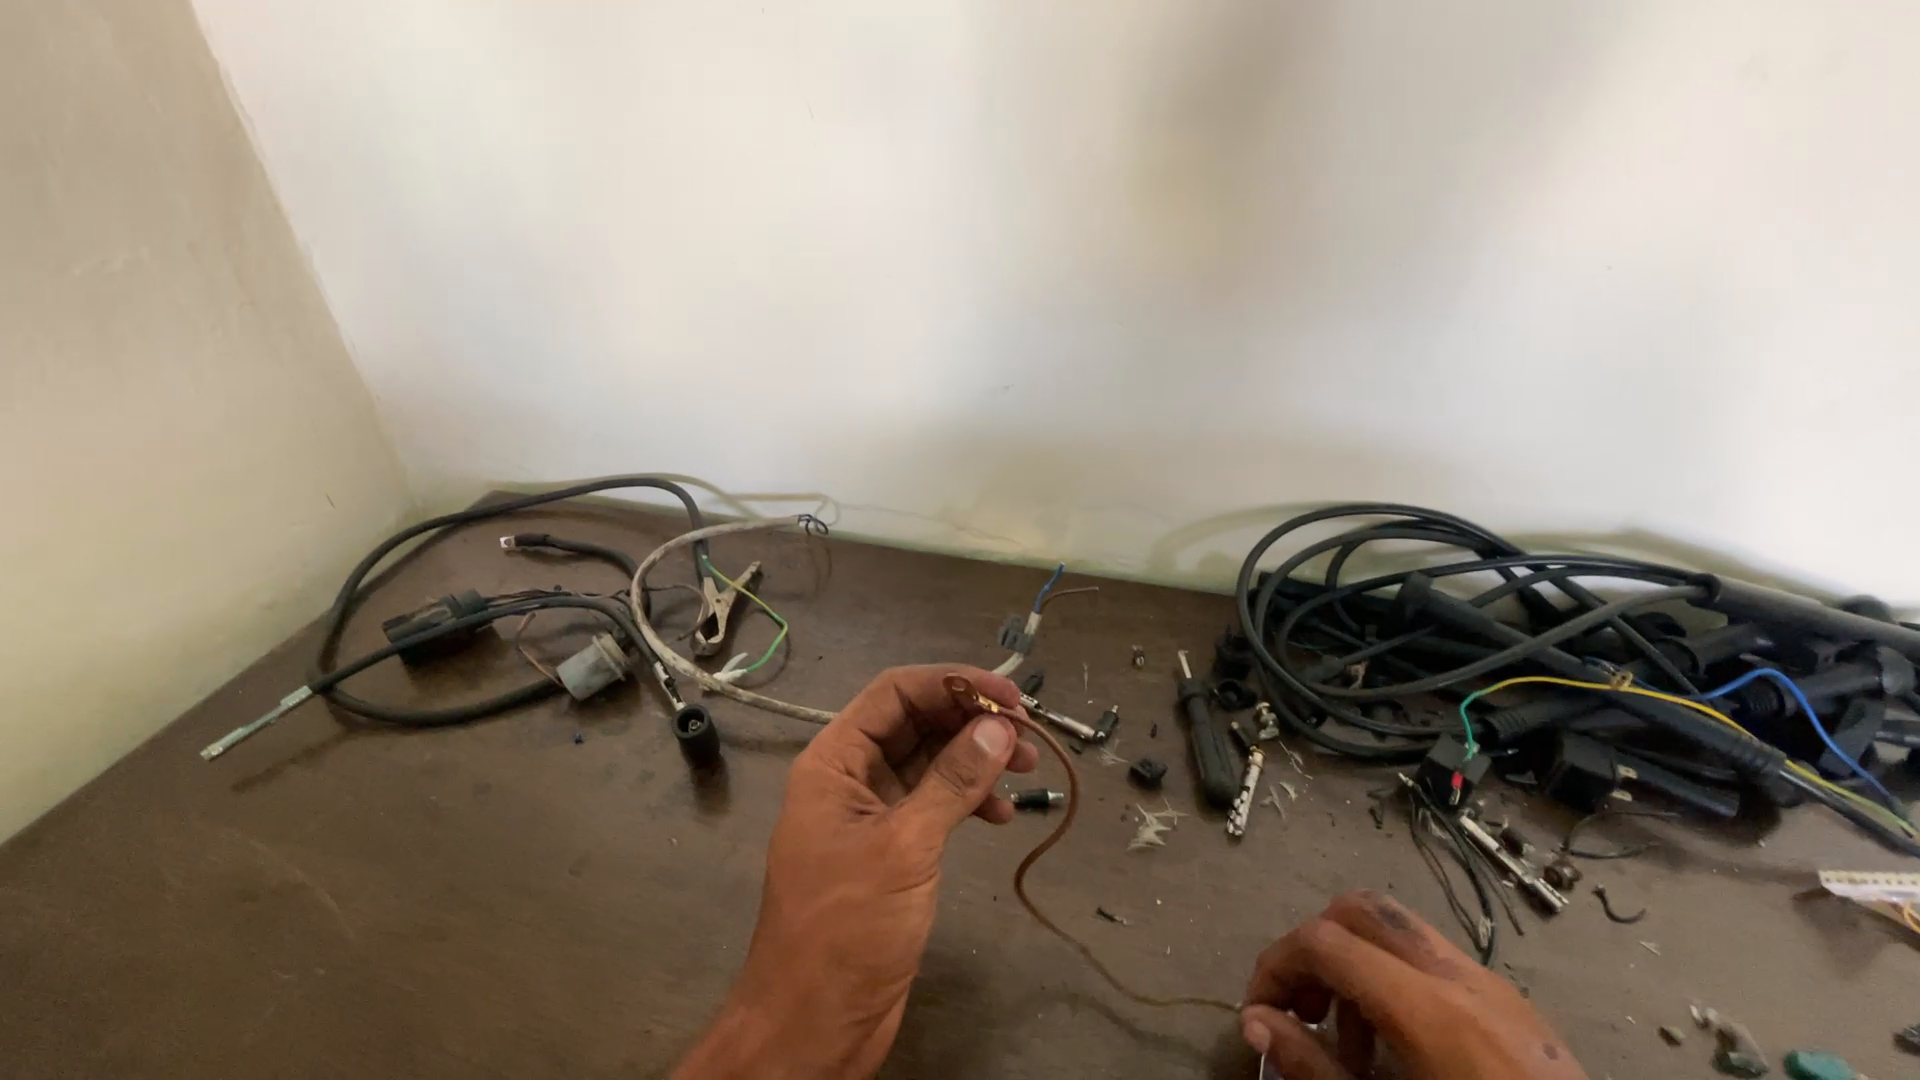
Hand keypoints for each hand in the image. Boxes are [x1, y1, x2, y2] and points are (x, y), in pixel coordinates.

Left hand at [673, 665, 1038, 1079]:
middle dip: (971, 720)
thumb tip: (999, 727)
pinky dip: (968, 799)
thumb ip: (952, 781)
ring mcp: (872, 812)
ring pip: (930, 761)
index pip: (896, 692)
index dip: (953, 682)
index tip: (1010, 697)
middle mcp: (851, 776)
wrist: (812, 1025)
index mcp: (835, 761)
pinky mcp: (893, 847)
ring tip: (1026, 769)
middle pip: (916, 722)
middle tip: (1028, 736)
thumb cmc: (846, 929)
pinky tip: (999, 815)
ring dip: (977, 758)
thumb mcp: (904, 847)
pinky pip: (935, 801)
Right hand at [1242, 891, 1585, 1079]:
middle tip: (1299, 1007)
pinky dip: (1394, 982)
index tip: (1259, 1012)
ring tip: (1346, 1043)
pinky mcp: (1517, 1008)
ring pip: (1398, 930)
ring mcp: (1497, 988)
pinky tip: (1398, 1048)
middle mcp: (1463, 980)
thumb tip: (1255, 1020)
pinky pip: (1436, 964)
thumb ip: (1315, 1068)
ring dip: (1354, 963)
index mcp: (1432, 1011)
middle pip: (1361, 910)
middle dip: (1313, 947)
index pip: (1325, 941)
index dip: (1276, 965)